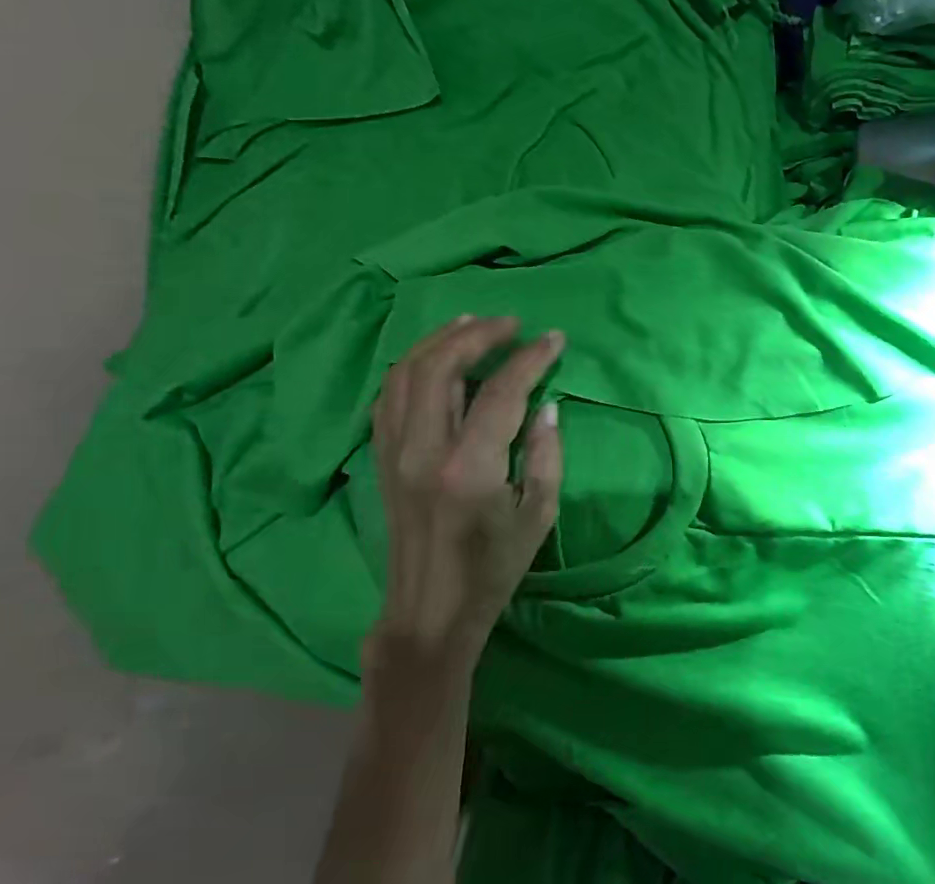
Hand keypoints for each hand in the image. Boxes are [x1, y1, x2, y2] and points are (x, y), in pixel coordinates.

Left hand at [370, 315, 563, 663]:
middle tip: (510, 324)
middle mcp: (422, 451)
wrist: (429, 610)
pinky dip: (413, 366)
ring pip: (406, 373)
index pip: (500, 392)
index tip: (553, 339)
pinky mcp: (380, 458)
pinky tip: (434, 359)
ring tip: (471, 325)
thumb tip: (546, 404)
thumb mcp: (537, 516)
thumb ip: (545, 454)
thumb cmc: (492, 570)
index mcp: (467, 469)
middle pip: (441, 366)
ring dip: (439, 340)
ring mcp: (393, 452)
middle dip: (478, 334)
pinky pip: (389, 395)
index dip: (529, 358)